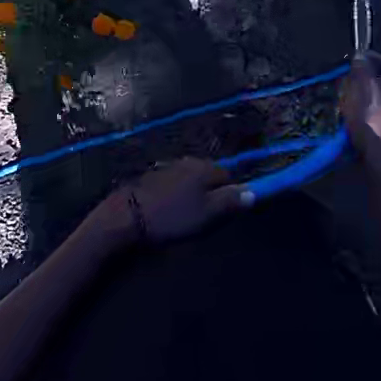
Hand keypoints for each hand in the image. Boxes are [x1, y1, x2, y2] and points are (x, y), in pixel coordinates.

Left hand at [110, 158, 253, 243]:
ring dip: (193, 195)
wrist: (127, 215)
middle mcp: (189, 161)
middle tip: (206, 219)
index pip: (230, 178)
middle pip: (210, 177)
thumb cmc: (171, 217)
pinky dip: (177, 195)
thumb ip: (230, 201)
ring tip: (186, 217)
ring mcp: (169, 167)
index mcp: (205, 167)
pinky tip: (170, 211)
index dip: (231, 196)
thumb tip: (253, 192)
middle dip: (211, 194)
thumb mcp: (207, 214)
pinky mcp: (153, 176)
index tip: (224, 215)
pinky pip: (175, 184)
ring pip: (192, 180)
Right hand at [341, 52, 380, 163]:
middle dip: (368, 78)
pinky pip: (378, 116)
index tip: (360, 58)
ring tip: (347, 100)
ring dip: (365, 96)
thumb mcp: (362, 88)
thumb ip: (361, 70)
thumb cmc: (373, 120)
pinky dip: (365, 114)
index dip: (377, 57)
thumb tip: (361, 56)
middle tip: (350, 79)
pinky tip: (353, 120)